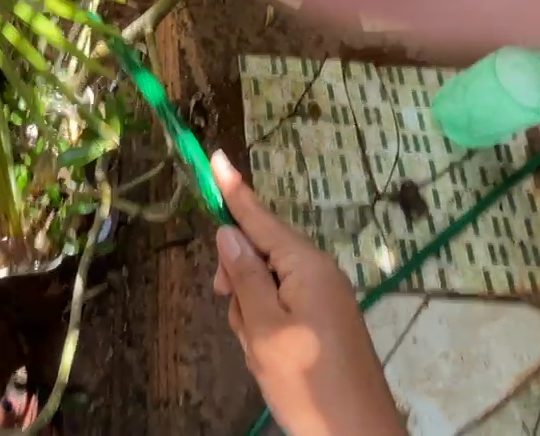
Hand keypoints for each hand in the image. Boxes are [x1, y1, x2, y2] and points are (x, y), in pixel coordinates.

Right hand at [211, 150, 400, 435]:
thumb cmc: (310, 384)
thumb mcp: (266, 331)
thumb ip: (245, 277)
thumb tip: (228, 232)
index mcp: (306, 265)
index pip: (259, 217)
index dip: (233, 189)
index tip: (215, 155)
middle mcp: (317, 271)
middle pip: (258, 253)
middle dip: (238, 283)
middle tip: (237, 318)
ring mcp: (323, 297)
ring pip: (265, 285)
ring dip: (252, 315)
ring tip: (263, 353)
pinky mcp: (324, 320)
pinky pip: (281, 306)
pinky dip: (267, 328)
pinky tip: (273, 360)